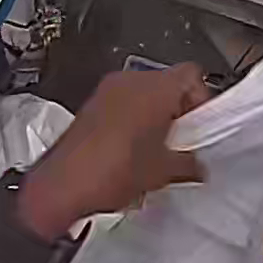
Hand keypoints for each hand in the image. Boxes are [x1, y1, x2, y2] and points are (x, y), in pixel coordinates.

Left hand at [16, 65, 210, 238]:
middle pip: (170, 82)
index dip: (202, 99)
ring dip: (156, 113)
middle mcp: (132, 81)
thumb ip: (189, 163)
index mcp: (156, 88)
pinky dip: (135, 118)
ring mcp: (109, 90)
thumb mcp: (163, 172)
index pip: (192, 75)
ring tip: (158, 146)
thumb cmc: (109, 172)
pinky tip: (134, 148)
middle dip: (180, 109)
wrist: (60, 187)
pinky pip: (125, 101)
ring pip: (146, 92)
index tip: (202, 123)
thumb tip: (197, 165)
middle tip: (184, 138)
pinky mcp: (93, 104)